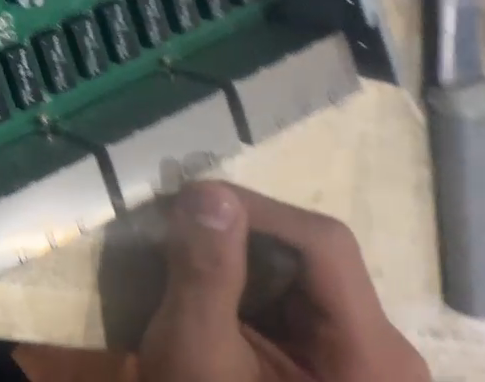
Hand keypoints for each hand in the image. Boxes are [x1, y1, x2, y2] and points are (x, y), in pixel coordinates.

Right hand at [139, 182, 428, 381]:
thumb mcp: (199, 348)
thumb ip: (206, 271)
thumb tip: (207, 190)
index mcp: (372, 352)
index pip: (324, 243)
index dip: (254, 207)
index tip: (182, 201)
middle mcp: (386, 350)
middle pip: (313, 256)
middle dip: (236, 233)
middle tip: (168, 230)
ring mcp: (365, 360)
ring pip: (298, 274)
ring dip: (233, 257)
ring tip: (177, 261)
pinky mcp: (336, 364)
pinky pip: (291, 301)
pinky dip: (242, 285)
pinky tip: (202, 295)